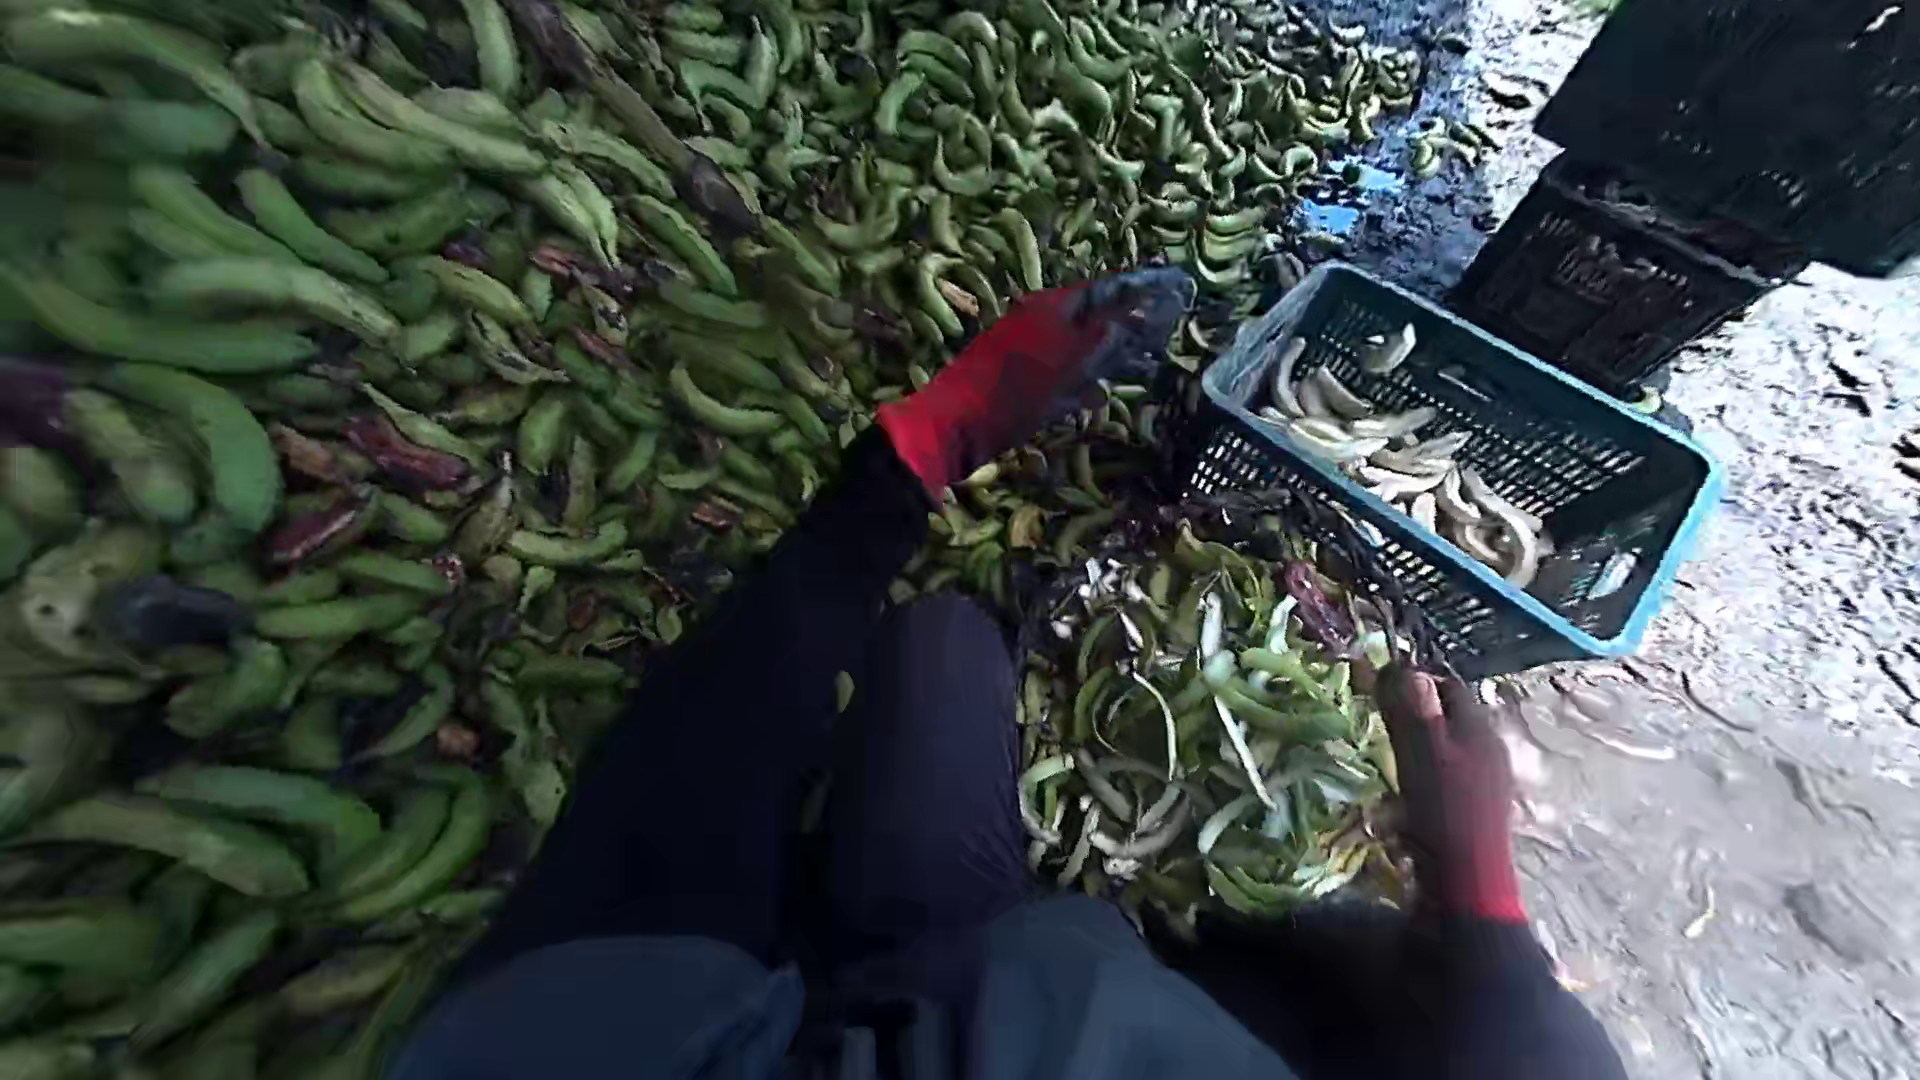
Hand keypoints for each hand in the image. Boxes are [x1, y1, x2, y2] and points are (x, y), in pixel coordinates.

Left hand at [876, 266, 1192, 495]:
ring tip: (1141, 365)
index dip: (1141, 288)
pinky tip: (1096, 396)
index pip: (1107, 289)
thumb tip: (1145, 312)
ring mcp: (1025, 352)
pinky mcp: (1016, 382)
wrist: (953, 426)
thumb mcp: (1066, 362)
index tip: (1174, 287)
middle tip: (1163, 330)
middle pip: (1093, 317)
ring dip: (1108, 355)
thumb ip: (1107, 336)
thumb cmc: (1012, 391)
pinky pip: (1059, 375)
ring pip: (1077, 348)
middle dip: (1128, 324)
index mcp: (1050, 308)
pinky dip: (1081, 382)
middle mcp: (1038, 323)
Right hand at [1377, 665, 1524, 922]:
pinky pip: (1449, 759)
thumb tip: (1405, 668)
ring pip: (1448, 735)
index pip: (1447, 685)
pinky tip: (1408, 769)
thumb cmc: (1439, 804)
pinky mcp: (1476, 797)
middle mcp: (1489, 746)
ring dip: (1419, 728)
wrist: (1464, 873)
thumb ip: (1413, 708)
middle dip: (1414, 702)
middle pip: (1448, 710)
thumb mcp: (1418, 750)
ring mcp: (1486, 774)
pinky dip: (1426, 753)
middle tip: (1378, 708)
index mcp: (1478, 730)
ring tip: (1388, 736)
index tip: (1379, 682)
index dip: (1414, 677)